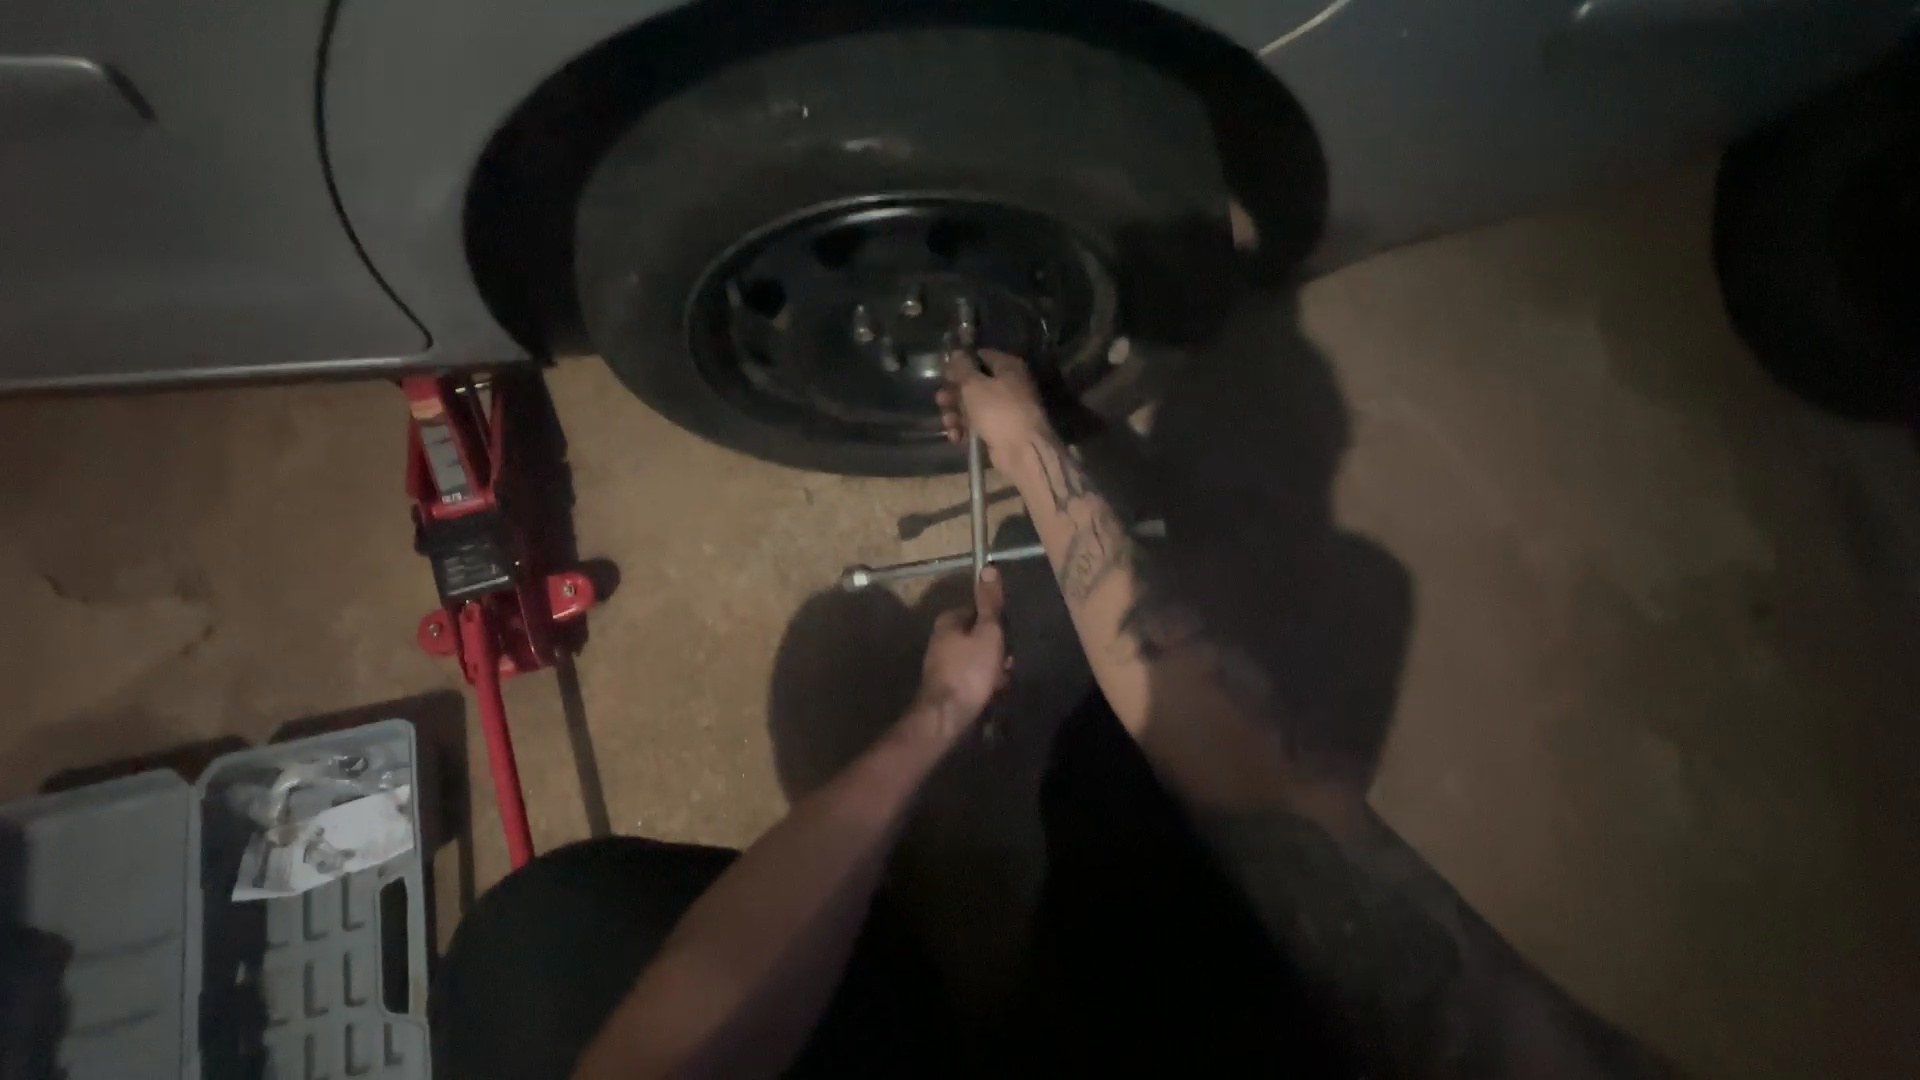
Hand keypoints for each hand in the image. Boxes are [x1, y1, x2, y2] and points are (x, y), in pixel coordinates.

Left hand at [912, 566, 1011, 739]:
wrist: (946, 716)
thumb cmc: (970, 670)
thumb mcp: (987, 632)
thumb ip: (990, 603)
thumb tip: (988, 566)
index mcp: (948, 621)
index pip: (980, 612)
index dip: (998, 625)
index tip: (1007, 640)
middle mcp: (941, 639)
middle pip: (980, 637)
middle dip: (997, 652)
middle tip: (1005, 666)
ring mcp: (942, 664)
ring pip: (978, 659)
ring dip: (993, 671)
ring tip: (999, 684)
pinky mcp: (946, 685)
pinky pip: (972, 678)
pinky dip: (984, 684)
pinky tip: (992, 695)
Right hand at [937, 349, 1048, 456]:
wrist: (1022, 450)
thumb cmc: (998, 411)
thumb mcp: (974, 385)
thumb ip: (962, 368)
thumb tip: (956, 353)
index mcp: (1008, 367)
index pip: (981, 357)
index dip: (960, 364)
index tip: (943, 373)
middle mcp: (1009, 386)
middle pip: (974, 384)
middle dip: (954, 394)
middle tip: (941, 401)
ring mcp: (1005, 410)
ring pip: (974, 407)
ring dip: (957, 414)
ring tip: (948, 423)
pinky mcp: (1000, 431)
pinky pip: (979, 426)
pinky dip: (966, 430)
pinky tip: (956, 437)